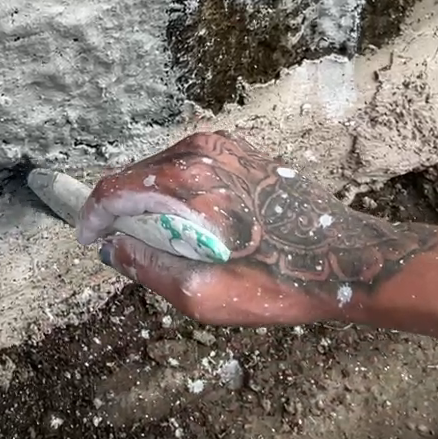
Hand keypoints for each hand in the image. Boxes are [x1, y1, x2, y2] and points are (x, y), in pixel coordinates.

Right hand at [77, 132, 437, 326]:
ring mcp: (217, 145)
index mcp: (183, 182)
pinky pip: (183, 166)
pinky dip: (172, 192)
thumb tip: (111, 247)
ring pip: (156, 171)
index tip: (88, 239)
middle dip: (120, 212)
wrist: (350, 259)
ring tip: (162, 239)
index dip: (91, 216)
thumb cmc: (278, 281)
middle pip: (132, 177)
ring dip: (147, 202)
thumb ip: (145, 266)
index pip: (113, 190)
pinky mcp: (234, 148)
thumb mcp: (202, 294)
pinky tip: (190, 222)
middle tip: (127, 248)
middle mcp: (195, 150)